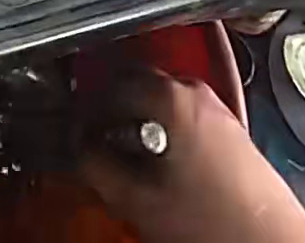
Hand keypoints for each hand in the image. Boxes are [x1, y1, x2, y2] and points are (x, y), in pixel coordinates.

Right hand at [80, 68, 304, 242]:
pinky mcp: (229, 129)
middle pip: (138, 80)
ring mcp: (215, 107)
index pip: (112, 84)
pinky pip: (181, 111)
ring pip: (160, 95)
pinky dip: (158, 122)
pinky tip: (153, 154)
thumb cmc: (214, 224)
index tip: (75, 122)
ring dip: (135, 111)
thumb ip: (98, 166)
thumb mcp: (140, 200)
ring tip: (119, 142)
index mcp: (171, 96)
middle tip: (91, 125)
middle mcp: (195, 90)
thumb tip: (79, 145)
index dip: (87, 104)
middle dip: (110, 101)